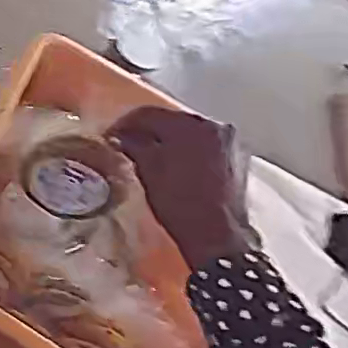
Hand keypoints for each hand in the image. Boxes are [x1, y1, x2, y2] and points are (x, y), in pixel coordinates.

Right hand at [106, 107, 257, 267]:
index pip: (148, 113)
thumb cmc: (177, 202)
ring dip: (169, 139)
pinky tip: (176, 164)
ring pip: (190, 131)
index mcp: (187, 126)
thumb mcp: (148, 171)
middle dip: (148, 129)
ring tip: (151, 153)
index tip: (110, 134)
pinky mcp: (237, 157)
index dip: (124, 123)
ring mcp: (228, 141)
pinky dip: (188, 149)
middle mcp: (212, 126)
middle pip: (172, 119)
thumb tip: (120, 136)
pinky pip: (205, 144)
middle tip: (127, 143)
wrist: (217, 234)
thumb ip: (133, 146)